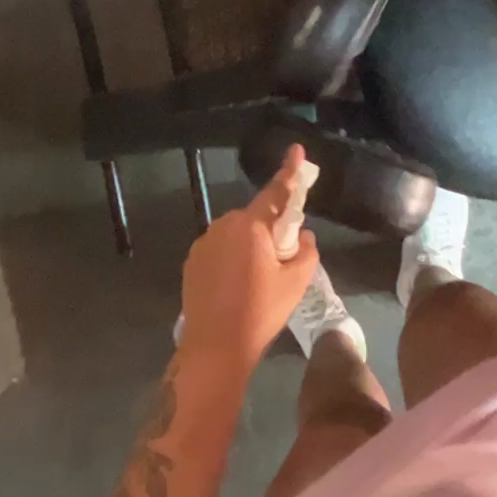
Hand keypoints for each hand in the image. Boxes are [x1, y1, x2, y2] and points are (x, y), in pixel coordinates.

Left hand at [177, 146, 320, 371]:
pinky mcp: (192, 261)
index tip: (296, 150)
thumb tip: (301, 236)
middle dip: (268, 230)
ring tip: (256, 282)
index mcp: (251, 226)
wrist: (215, 346)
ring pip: (235, 235)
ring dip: (248, 246)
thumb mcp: (295, 283)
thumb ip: (305, 252)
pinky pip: (219, 250)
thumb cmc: (260, 312)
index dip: (290, 171)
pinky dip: (230, 260)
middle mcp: (223, 226)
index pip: (276, 192)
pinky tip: (235, 288)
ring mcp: (203, 243)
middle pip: (254, 218)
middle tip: (281, 260)